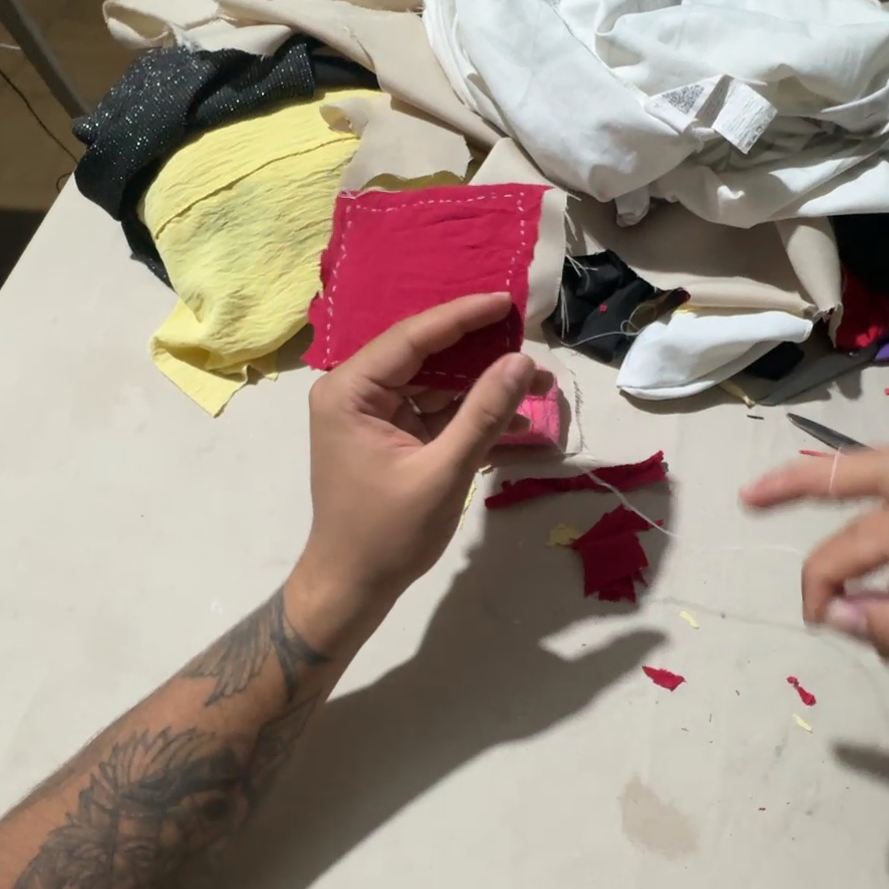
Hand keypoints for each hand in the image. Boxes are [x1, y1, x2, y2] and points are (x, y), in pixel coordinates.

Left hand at [294, 294, 551, 613]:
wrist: (354, 586)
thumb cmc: (388, 533)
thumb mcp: (442, 472)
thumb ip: (483, 415)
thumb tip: (521, 363)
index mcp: (350, 391)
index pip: (412, 337)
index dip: (463, 317)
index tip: (507, 302)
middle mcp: (356, 392)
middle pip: (425, 355)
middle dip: (480, 353)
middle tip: (528, 344)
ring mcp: (374, 415)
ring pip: (436, 384)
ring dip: (483, 387)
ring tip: (538, 383)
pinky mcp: (392, 437)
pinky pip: (436, 413)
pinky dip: (471, 416)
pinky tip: (516, 419)